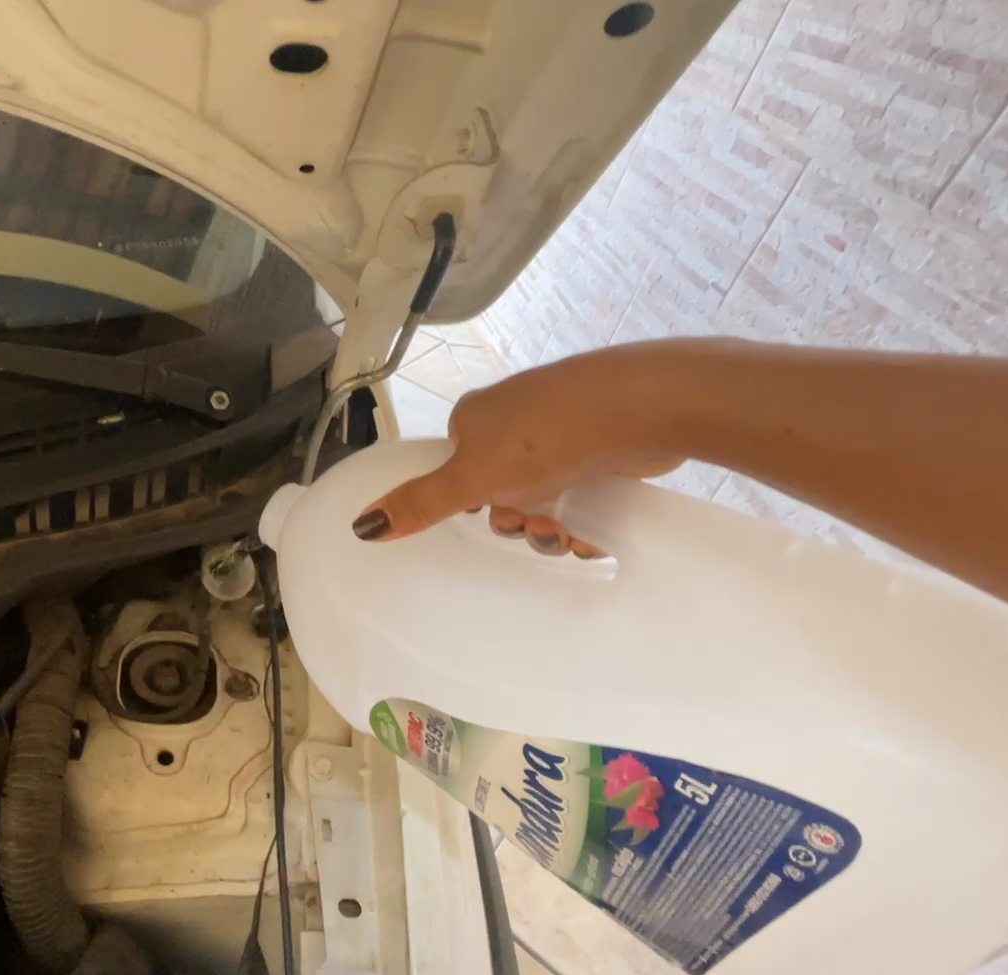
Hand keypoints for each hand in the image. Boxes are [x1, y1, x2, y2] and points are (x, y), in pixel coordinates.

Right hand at [352, 350, 684, 553]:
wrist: (645, 406)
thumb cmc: (546, 438)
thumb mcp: (471, 479)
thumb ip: (420, 503)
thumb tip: (361, 526)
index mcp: (474, 417)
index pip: (454, 470)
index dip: (467, 503)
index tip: (490, 517)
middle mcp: (512, 417)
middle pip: (496, 489)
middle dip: (515, 521)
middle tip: (538, 529)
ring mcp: (560, 426)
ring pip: (540, 494)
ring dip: (550, 527)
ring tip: (573, 535)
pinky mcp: (601, 439)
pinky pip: (577, 488)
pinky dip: (582, 513)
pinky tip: (595, 529)